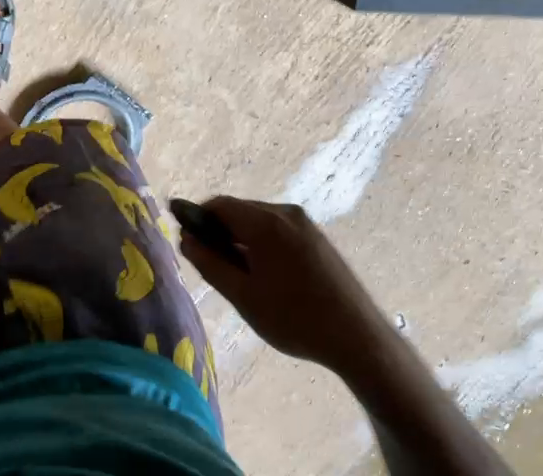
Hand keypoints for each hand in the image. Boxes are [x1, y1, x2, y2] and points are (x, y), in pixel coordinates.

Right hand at [179, 197, 390, 375]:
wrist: (357, 337)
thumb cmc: (294, 318)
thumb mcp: (243, 296)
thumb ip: (210, 264)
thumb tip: (186, 240)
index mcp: (265, 222)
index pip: (218, 205)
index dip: (197, 219)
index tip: (188, 243)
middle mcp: (286, 212)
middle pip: (239, 211)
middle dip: (220, 232)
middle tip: (213, 266)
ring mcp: (305, 223)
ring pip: (259, 221)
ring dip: (242, 239)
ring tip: (241, 276)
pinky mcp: (318, 237)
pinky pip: (279, 229)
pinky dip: (263, 243)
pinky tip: (267, 276)